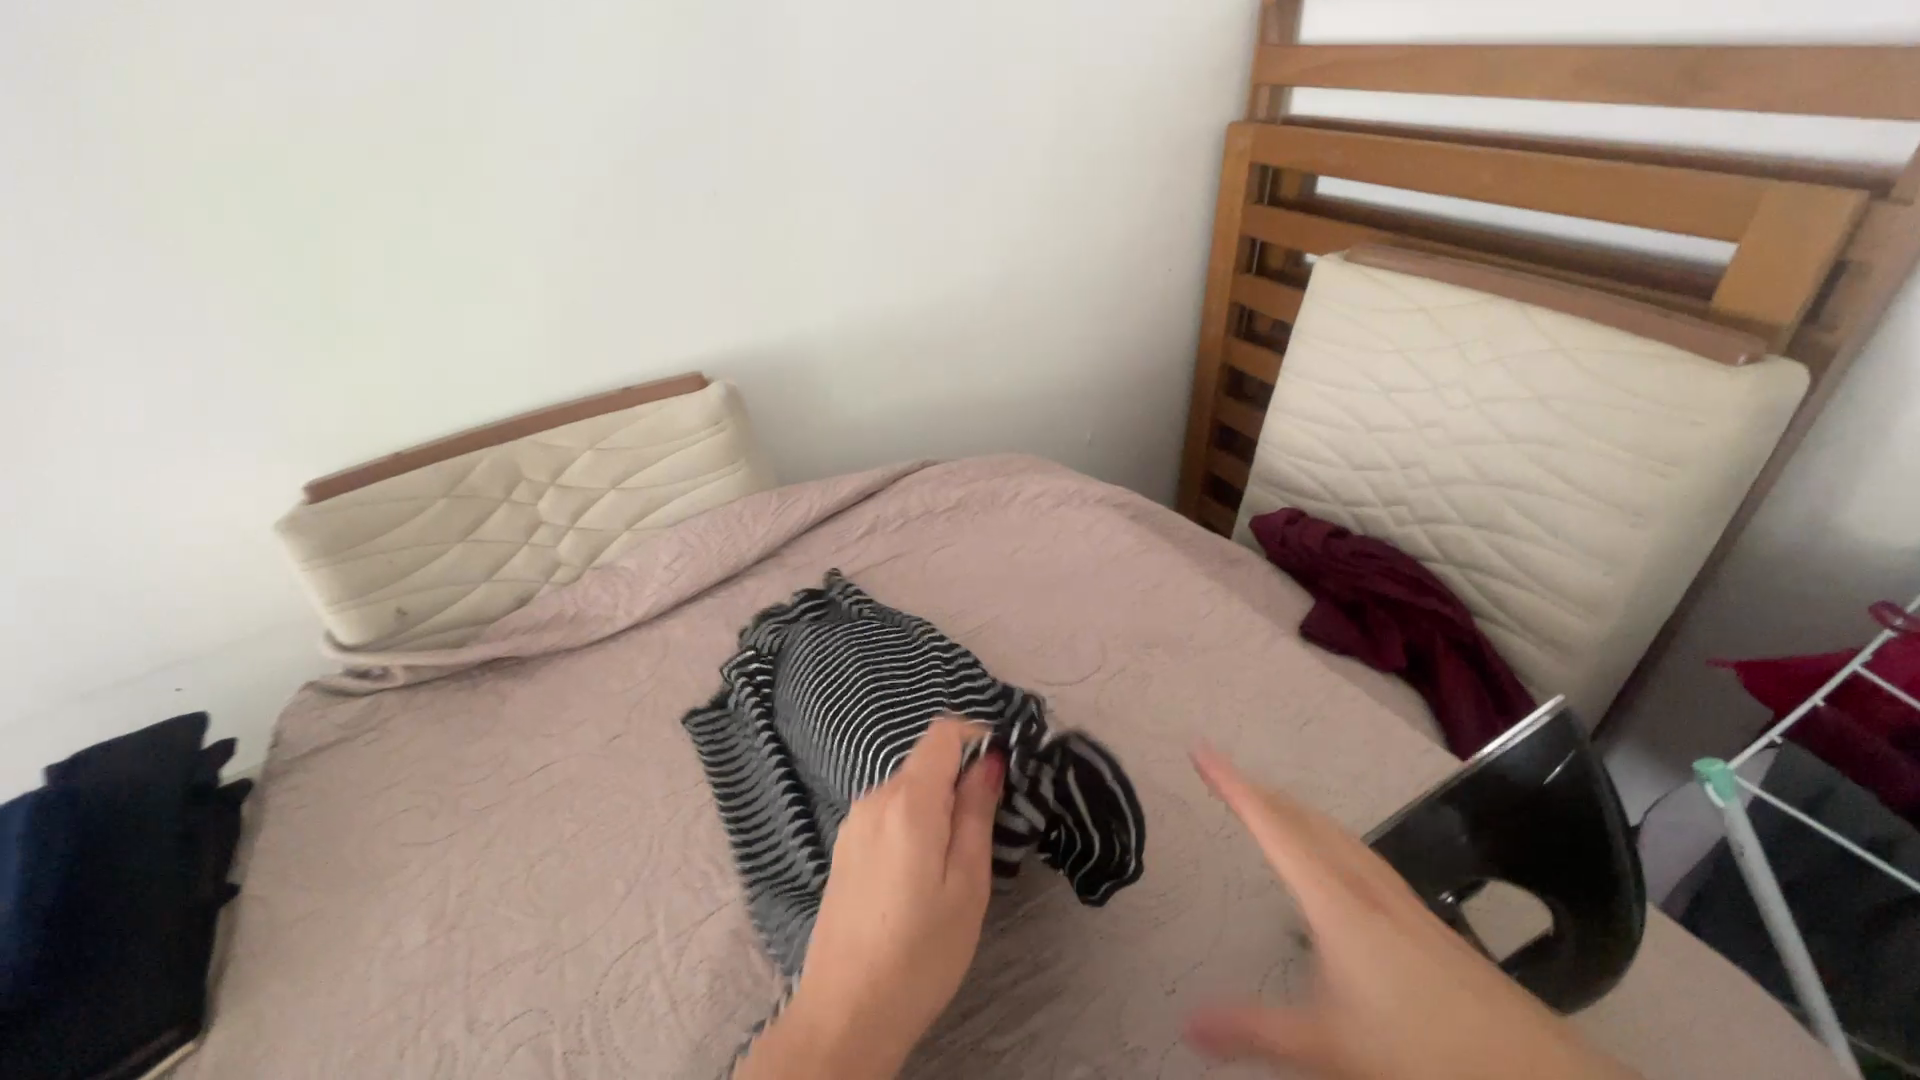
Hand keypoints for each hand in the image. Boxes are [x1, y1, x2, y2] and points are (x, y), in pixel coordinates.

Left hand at [735, 719, 1004, 1079]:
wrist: (846, 1013)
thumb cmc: (921, 953)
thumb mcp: (968, 883)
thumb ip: (976, 813)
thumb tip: (990, 760)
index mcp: (908, 801)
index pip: (943, 732)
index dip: (978, 738)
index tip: (1004, 771)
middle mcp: (874, 799)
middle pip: (925, 762)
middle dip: (961, 780)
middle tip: (989, 828)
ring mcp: (854, 824)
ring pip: (907, 789)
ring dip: (938, 805)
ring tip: (957, 860)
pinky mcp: (844, 848)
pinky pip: (888, 815)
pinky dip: (914, 823)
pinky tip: (922, 874)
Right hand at [1185, 745, 1641, 1079]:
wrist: (1537, 1072)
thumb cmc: (1423, 1051)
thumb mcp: (1327, 1047)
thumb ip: (1254, 1030)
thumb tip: (1187, 1023)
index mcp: (1336, 903)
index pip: (1273, 829)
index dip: (1234, 787)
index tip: (1203, 751)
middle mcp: (1368, 888)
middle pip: (1307, 822)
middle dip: (1264, 794)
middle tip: (1228, 779)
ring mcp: (1403, 902)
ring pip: (1340, 837)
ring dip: (1299, 814)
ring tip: (1273, 810)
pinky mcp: (1428, 923)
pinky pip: (1363, 857)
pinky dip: (1331, 841)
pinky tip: (1340, 871)